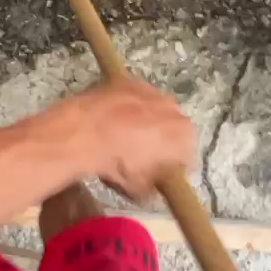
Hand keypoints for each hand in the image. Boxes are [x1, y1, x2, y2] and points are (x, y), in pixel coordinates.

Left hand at [48, 78, 194, 199]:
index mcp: (184, 136)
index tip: (155, 175)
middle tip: (137, 156)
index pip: (185, 156)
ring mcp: (151, 90)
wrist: (85, 132)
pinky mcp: (127, 80)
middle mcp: (174, 109)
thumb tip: (149, 187)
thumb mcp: (139, 190)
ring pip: (152, 110)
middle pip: (171, 129)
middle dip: (158, 141)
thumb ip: (152, 189)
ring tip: (119, 136)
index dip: (170, 168)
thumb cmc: (117, 163)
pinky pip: (132, 97)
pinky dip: (124, 106)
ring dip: (142, 121)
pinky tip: (108, 119)